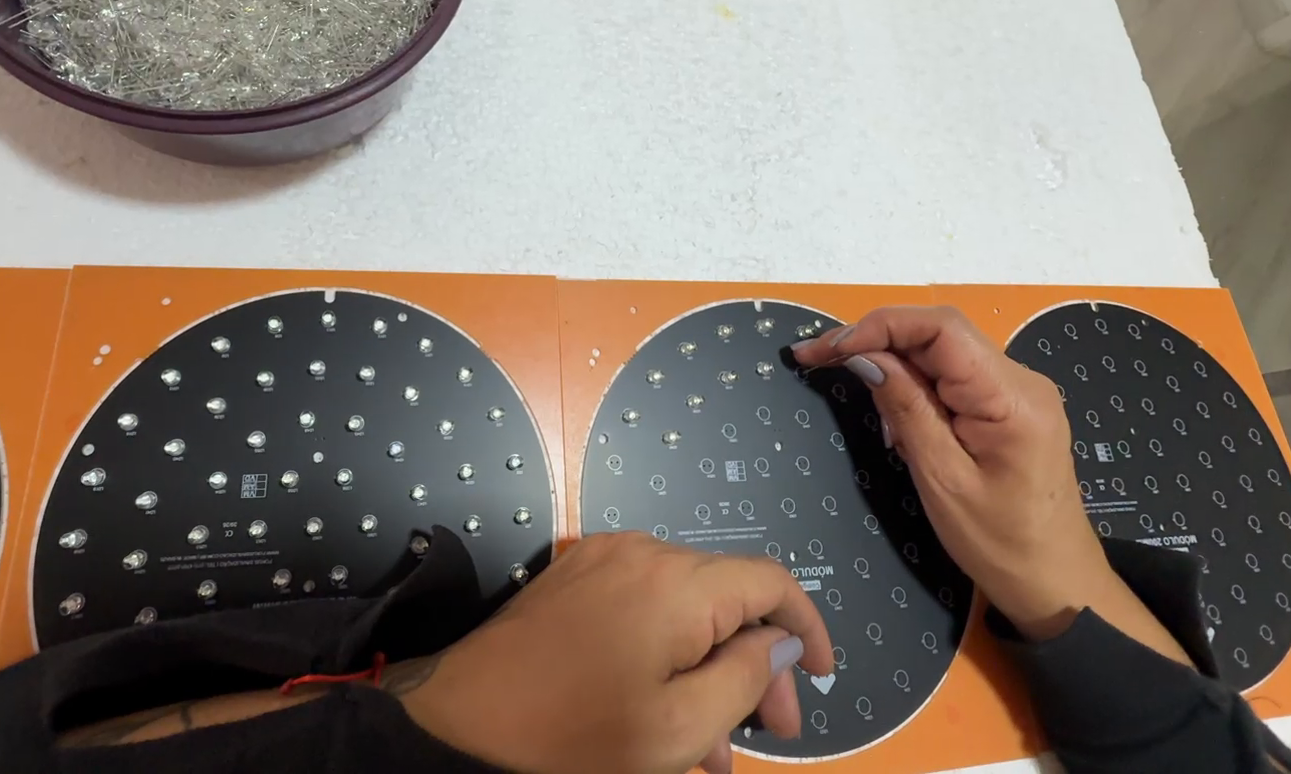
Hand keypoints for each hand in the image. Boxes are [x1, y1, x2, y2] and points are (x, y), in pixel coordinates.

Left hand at [398, 532, 834, 773]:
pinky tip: (665, 698)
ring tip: (713, 741)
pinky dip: (669, 643)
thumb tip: (782, 638)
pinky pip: (644, 599)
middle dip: (757, 658)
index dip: (806, 621)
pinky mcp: (578, 570)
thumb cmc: (577, 734)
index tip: (825, 674)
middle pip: (726, 591)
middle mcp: (643, 549)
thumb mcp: (678, 727)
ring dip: (710, 660)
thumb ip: (746, 677)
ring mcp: (605, 554)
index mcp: (675, 581)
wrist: (465, 719)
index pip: (768, 577)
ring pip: (686, 602)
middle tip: (771, 731)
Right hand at [790, 307, 1188, 661]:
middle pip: (936, 333)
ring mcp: (1014, 390)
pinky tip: (892, 415)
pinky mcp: (1004, 405)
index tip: (828, 349)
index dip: (878, 326)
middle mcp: (1019, 379)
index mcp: (1011, 397)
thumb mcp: (941, 477)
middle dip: (873, 338)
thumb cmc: (999, 542)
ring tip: (853, 390)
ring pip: (938, 351)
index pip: (940, 329)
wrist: (1057, 586)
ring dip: (888, 361)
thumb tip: (861, 355)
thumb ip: (905, 407)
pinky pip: (948, 375)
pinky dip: (909, 382)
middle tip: (817, 358)